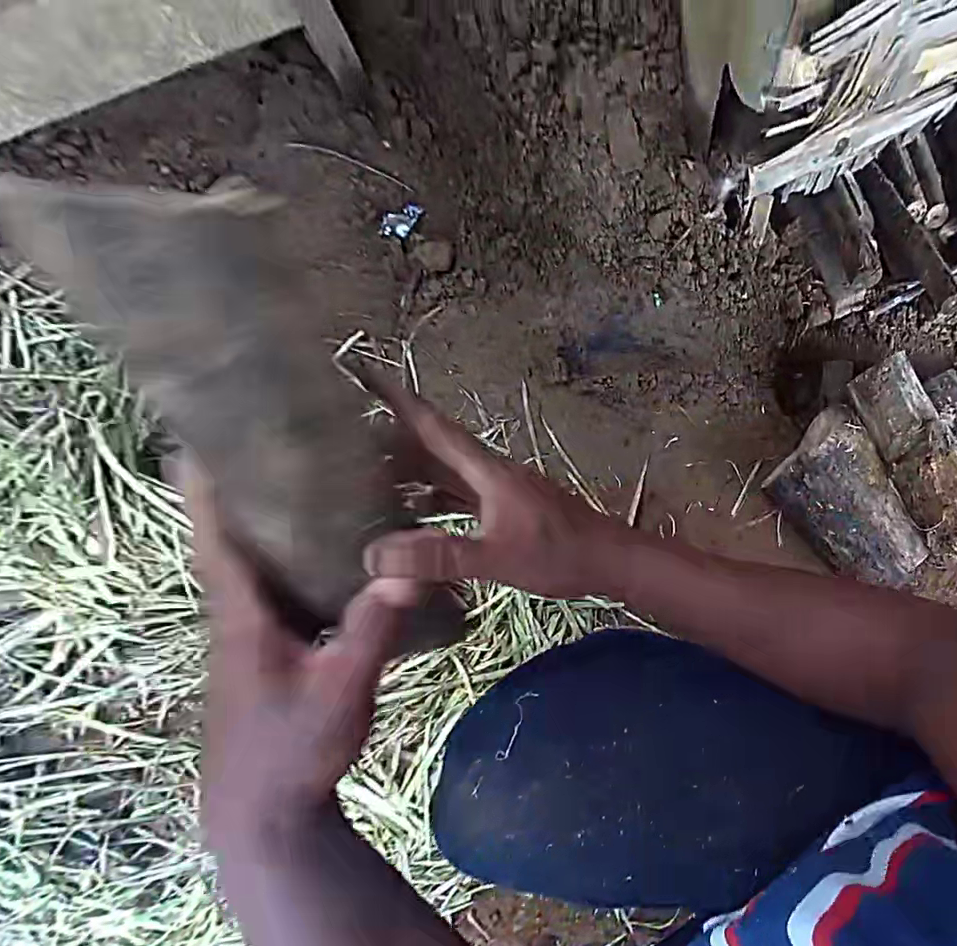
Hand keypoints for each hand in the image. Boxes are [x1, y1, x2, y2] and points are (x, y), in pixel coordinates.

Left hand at [181, 460, 422, 849]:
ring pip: (263, 572)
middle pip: (237, 547)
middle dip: (246, 499)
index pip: (218, 545)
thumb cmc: (293, 747)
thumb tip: (404, 572)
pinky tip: (342, 565)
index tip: (199, 445)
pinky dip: (302, 567)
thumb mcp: (342, 687)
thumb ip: (372, 631)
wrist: (263, 808)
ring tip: (318, 495)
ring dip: (276, 531)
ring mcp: (257, 640)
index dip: (204, 496)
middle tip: (282, 455)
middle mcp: (242, 621)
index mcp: (244, 620)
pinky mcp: (276, 655)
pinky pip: (286, 595)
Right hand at [361, 379, 629, 598]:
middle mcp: (496, 475)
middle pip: (438, 448)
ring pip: (451, 474)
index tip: (364, 374)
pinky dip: (439, 499)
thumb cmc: (563, 555)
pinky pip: (466, 497)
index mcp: (490, 473)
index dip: (399, 401)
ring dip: (415, 471)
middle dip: (393, 438)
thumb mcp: (498, 558)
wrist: (614, 561)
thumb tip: (374, 554)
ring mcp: (507, 493)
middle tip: (342, 435)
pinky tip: (418, 514)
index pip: (436, 428)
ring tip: (366, 475)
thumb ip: (441, 556)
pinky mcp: (515, 512)